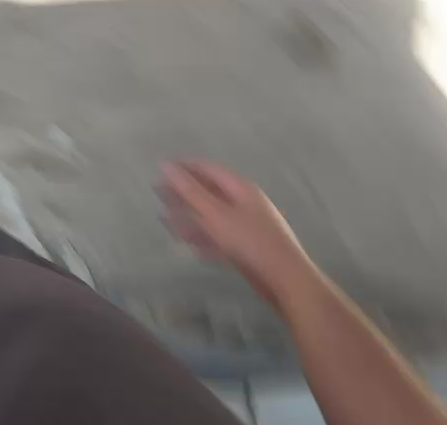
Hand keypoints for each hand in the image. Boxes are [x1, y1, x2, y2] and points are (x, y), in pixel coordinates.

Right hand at [158, 160, 317, 301]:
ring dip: (189, 218)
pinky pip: (220, 236)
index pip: (206, 168)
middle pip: (207, 192)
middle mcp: (244, 203)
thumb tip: (164, 164)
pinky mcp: (247, 247)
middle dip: (182, 194)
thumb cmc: (250, 241)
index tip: (159, 169)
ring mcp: (247, 226)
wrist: (288, 283)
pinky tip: (190, 246)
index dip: (182, 166)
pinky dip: (204, 238)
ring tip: (166, 222)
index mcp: (240, 188)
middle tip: (158, 196)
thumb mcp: (215, 213)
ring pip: (211, 216)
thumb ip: (188, 190)